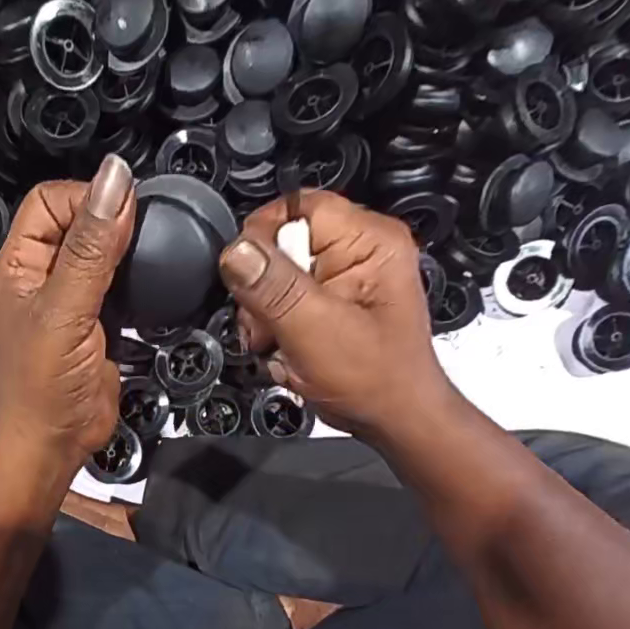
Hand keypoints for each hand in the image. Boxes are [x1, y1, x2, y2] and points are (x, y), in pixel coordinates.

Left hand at [0, 155, 136, 473]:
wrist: (57, 441)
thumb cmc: (41, 389)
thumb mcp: (66, 310)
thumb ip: (92, 248)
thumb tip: (114, 184)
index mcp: (19, 265)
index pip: (51, 200)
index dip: (86, 197)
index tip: (122, 212)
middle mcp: (43, 278)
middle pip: (79, 222)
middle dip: (110, 222)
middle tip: (137, 237)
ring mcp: (71, 302)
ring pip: (101, 254)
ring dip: (125, 252)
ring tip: (141, 263)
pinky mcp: (96, 324)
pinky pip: (118, 287)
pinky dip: (134, 283)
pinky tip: (144, 289)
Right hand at [217, 190, 452, 439]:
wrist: (393, 422)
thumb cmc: (377, 381)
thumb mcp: (316, 330)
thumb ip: (273, 288)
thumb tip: (237, 252)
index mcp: (368, 241)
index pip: (297, 206)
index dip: (261, 240)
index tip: (246, 278)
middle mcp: (357, 254)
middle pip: (280, 248)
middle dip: (261, 295)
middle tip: (268, 329)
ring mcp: (342, 283)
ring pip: (275, 283)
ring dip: (265, 321)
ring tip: (281, 348)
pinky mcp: (329, 309)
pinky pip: (283, 308)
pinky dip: (276, 335)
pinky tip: (289, 354)